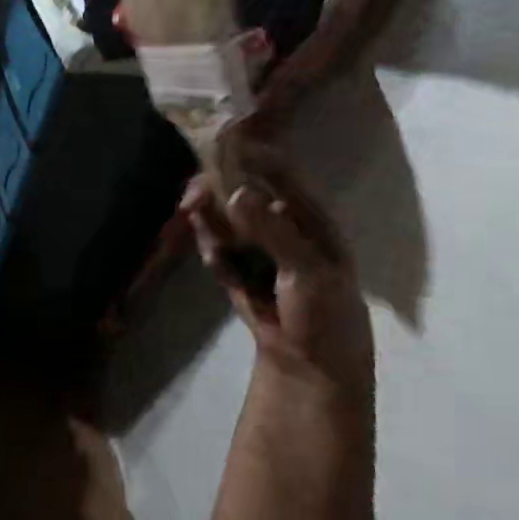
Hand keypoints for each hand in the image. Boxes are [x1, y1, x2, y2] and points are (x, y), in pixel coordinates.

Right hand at [182, 176, 372, 391]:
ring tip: (194, 223)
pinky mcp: (237, 262)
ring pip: (223, 213)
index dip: (250, 156)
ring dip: (207, 216)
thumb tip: (235, 194)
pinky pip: (216, 243)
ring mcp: (256, 241)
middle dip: (214, 187)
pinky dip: (210, 246)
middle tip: (191, 198)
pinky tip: (214, 262)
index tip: (218, 151)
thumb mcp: (308, 273)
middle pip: (241, 186)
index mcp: (308, 214)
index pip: (278, 169)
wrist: (313, 369)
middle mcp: (279, 219)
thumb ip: (272, 232)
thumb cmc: (327, 316)